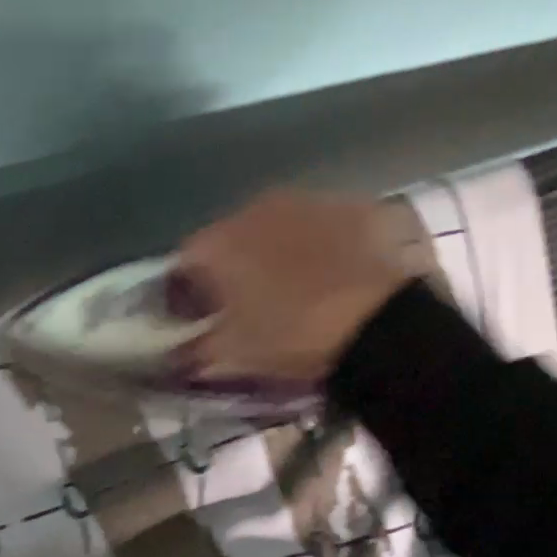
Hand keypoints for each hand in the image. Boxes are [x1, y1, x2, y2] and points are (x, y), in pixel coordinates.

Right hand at [180, 191, 415, 381]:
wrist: (381, 323)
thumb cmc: (293, 337)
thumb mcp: (234, 355)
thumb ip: (194, 350)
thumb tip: (175, 354)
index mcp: (218, 242)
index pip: (184, 263)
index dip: (187, 294)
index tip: (199, 321)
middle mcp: (256, 208)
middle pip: (231, 239)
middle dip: (233, 270)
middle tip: (249, 309)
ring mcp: (309, 201)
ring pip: (278, 229)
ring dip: (277, 255)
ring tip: (296, 293)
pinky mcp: (354, 207)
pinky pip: (324, 228)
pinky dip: (321, 249)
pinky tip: (334, 278)